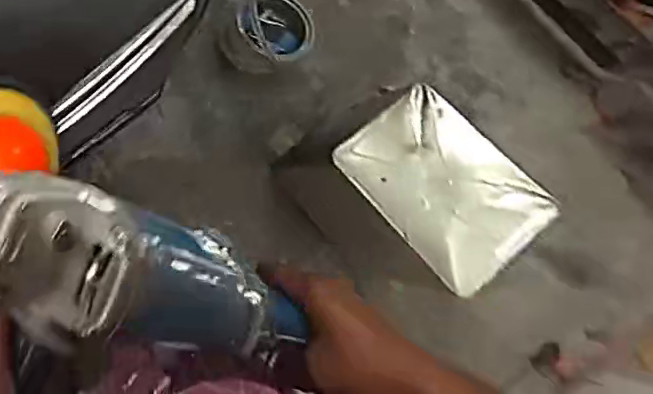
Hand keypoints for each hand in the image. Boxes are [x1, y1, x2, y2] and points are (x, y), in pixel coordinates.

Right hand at [267, 266, 493, 393]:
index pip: (274, 271)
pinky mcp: (361, 320)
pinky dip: (313, 328)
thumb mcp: (314, 370)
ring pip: (309, 303)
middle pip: (291, 287)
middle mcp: (330, 285)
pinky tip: (308, 352)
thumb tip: (262, 359)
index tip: (235, 295)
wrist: (417, 387)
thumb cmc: (361, 370)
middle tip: (253, 326)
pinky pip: (325, 315)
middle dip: (274, 306)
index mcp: (315, 287)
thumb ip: (285, 360)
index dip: (253, 280)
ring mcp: (348, 300)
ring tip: (278, 342)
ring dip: (295, 320)